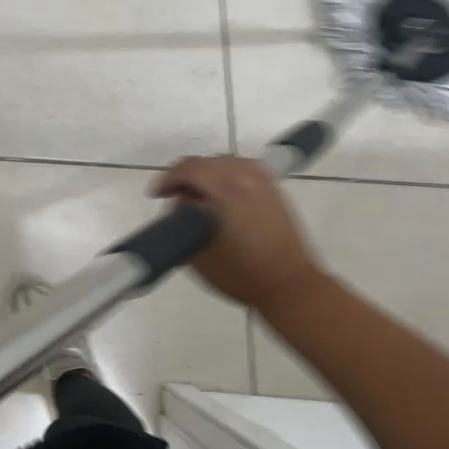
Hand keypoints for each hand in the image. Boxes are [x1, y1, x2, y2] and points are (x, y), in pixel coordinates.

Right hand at [150, 156, 327, 312]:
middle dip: (184, 176)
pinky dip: (226, 174)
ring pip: (224, 162)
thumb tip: (180, 204)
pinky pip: (243, 168)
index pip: (188, 168)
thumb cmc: (242, 274)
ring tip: (198, 196)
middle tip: (174, 197)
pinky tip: (222, 194)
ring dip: (206, 174)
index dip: (167, 179)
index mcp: (227, 190)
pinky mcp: (274, 189)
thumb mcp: (197, 252)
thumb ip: (181, 221)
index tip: (157, 196)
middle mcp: (246, 178)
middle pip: (205, 162)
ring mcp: (263, 181)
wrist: (291, 286)